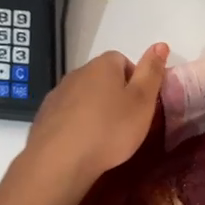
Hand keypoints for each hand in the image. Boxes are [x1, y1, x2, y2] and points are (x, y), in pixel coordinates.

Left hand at [19, 44, 168, 197]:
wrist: (60, 161)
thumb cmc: (110, 129)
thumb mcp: (142, 102)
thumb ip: (151, 72)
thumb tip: (160, 44)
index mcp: (103, 66)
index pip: (123, 60)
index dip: (135, 81)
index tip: (140, 105)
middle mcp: (77, 73)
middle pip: (102, 78)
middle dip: (114, 96)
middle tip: (126, 123)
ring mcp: (57, 94)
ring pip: (83, 96)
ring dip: (94, 110)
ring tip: (104, 137)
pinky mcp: (44, 116)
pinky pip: (67, 114)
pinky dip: (76, 124)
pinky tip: (82, 144)